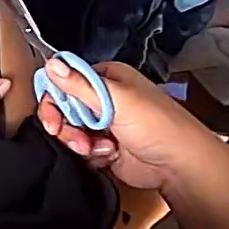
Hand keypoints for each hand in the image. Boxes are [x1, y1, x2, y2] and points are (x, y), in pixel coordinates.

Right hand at [35, 59, 224, 191]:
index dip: (55, 100)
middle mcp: (104, 99)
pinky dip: (90, 155)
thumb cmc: (158, 125)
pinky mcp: (104, 147)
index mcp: (107, 78)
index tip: (53, 119)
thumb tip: (52, 64)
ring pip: (70, 132)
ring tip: (101, 148)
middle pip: (64, 110)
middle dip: (68, 127)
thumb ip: (80, 85)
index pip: (66, 81)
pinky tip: (109, 155)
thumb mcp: (116, 100)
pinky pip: (81, 150)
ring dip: (80, 143)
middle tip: (78, 138)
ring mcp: (104, 124)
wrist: (177, 164)